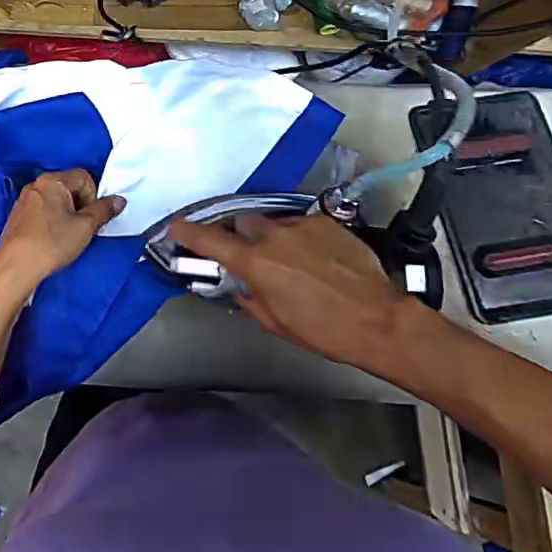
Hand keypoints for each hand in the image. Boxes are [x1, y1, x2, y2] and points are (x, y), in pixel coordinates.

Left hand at [0, 169, 124, 283]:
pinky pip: (43, 210)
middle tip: (83, 225)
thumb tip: (118, 200)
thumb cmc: (51, 243)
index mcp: (52, 181)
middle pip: (69, 186)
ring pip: (56, 200)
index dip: (93, 195)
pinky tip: (53, 238)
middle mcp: (36, 186)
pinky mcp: (17, 217)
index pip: (84, 177)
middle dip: (81, 204)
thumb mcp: (86, 226)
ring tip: (68, 234)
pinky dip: (53, 220)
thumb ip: (105, 210)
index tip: (91, 216)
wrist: (14, 269)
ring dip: (67, 213)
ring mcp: (24, 201)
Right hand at [166, 214, 426, 370]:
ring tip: (291, 261)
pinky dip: (301, 239)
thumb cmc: (322, 330)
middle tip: (249, 254)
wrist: (374, 317)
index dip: (190, 233)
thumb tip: (240, 287)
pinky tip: (315, 259)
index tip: (177, 226)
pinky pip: (303, 225)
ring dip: (274, 237)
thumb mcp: (277, 322)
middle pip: (245, 222)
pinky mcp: (327, 222)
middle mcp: (276, 236)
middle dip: (242, 235)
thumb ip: (250, 299)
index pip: (213, 241)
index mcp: (257, 263)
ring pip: (276, 223)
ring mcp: (304, 225)